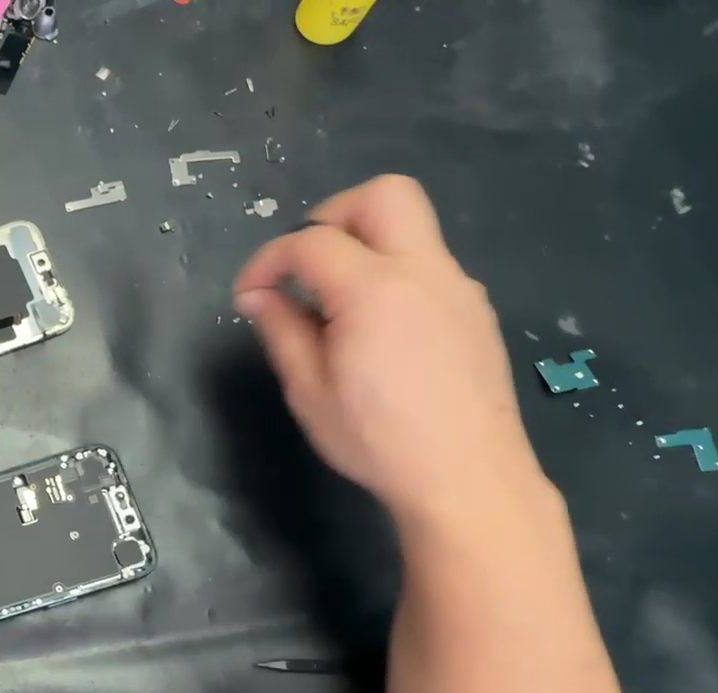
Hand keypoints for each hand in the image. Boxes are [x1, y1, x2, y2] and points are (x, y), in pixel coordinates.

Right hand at [233, 175, 547, 528]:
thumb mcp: (307, 390)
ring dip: (361, 246)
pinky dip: (387, 275)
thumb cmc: (373, 437)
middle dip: (329, 216)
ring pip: (410, 228)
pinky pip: (425, 266)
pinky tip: (369, 330)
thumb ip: (281, 331)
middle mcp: (424, 271)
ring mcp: (456, 287)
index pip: (311, 242)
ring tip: (328, 305)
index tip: (246, 295)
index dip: (267, 260)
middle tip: (300, 265)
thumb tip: (257, 297)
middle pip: (383, 195)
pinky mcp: (472, 309)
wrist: (465, 473)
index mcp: (374, 289)